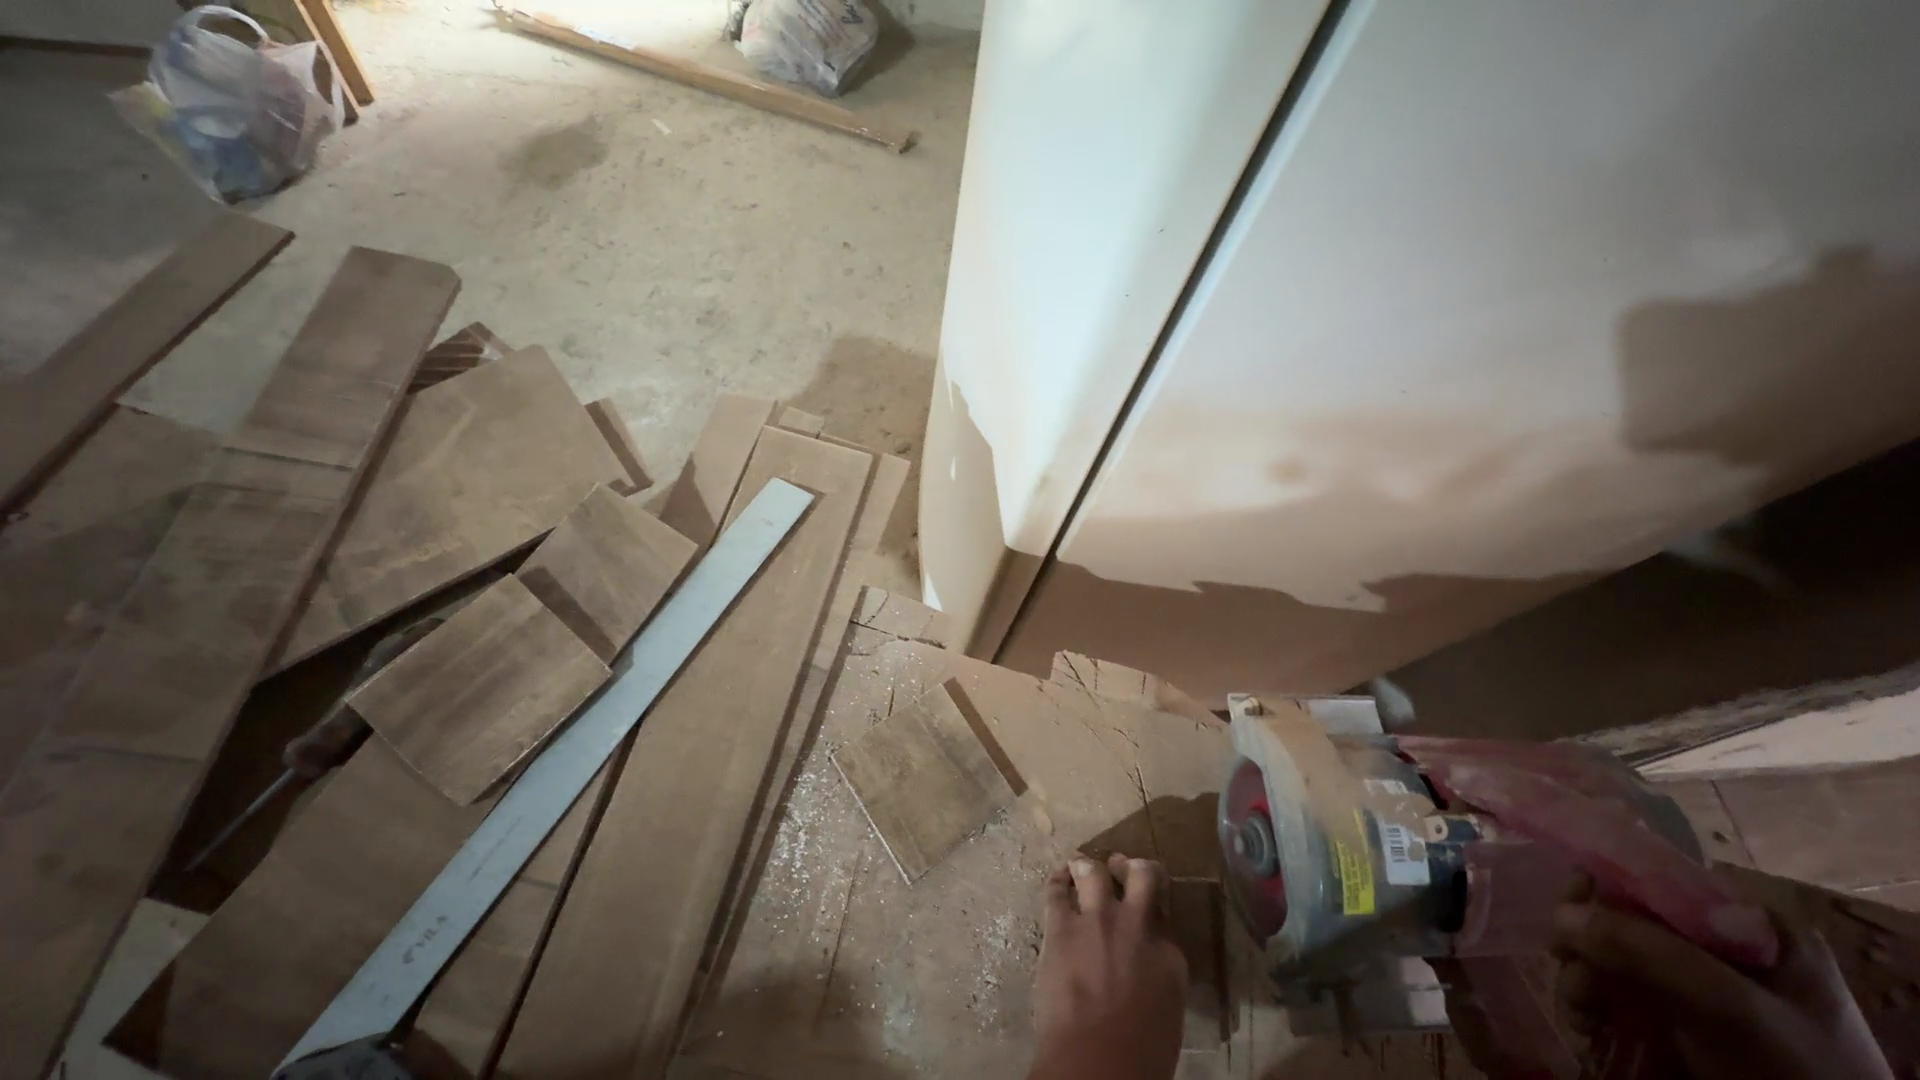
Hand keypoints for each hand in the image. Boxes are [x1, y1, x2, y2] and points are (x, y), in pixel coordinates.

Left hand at [1027, 854, 1187, 1079]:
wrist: (1097, 1059)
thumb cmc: (1140, 1052)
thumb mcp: (1167, 1011)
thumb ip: (1158, 977)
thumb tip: (1145, 967)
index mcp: (1169, 955)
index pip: (1163, 917)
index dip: (1153, 913)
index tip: (1144, 915)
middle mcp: (1137, 926)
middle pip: (1140, 875)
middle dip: (1131, 867)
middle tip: (1121, 867)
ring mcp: (1098, 920)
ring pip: (1093, 871)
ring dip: (1088, 866)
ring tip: (1081, 866)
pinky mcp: (1062, 926)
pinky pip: (1056, 890)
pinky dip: (1057, 880)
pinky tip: (1058, 877)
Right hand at [1553, 889, 1892, 1079]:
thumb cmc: (1798, 1075)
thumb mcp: (1733, 1009)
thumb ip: (1650, 953)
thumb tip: (1560, 913)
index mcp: (1754, 925)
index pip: (1662, 880)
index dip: (1605, 889)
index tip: (1567, 912)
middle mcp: (1723, 946)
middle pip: (1628, 919)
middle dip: (1589, 942)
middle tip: (1565, 964)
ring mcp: (1701, 987)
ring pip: (1615, 958)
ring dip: (1583, 978)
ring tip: (1578, 1011)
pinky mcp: (1681, 1022)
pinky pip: (1621, 994)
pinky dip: (1593, 1004)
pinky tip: (1585, 1023)